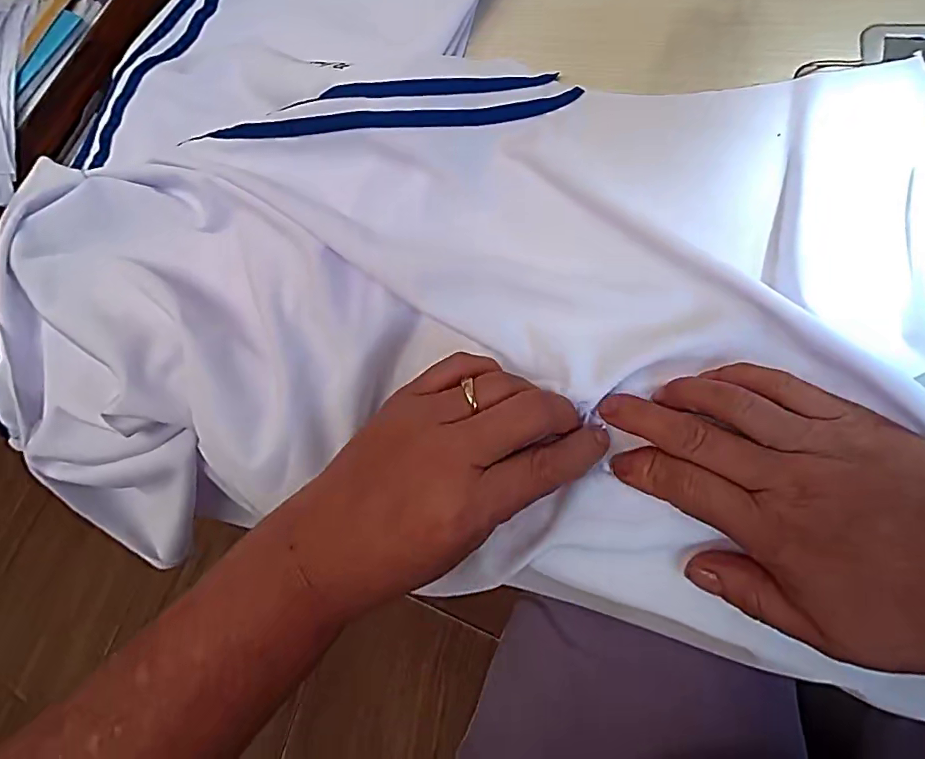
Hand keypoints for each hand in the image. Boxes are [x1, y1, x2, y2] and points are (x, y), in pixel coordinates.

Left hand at [256, 352, 607, 621]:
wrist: (326, 541)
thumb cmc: (399, 558)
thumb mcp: (465, 543)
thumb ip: (507, 498)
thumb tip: (545, 459)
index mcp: (469, 504)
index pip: (542, 467)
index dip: (580, 450)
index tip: (598, 438)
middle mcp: (451, 452)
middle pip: (528, 413)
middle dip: (562, 413)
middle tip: (570, 421)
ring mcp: (424, 417)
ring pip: (498, 384)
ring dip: (528, 392)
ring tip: (534, 406)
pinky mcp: (403, 398)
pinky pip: (458, 367)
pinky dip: (485, 371)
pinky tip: (495, 384)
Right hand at [598, 364, 924, 693]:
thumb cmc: (915, 617)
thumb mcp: (826, 633)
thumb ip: (751, 592)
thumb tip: (693, 562)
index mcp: (777, 530)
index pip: (688, 487)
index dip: (645, 470)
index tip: (618, 460)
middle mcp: (788, 475)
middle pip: (699, 435)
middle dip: (646, 419)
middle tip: (612, 406)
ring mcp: (822, 440)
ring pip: (736, 402)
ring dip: (688, 391)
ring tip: (657, 388)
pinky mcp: (854, 420)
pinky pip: (786, 387)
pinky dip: (745, 376)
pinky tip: (722, 375)